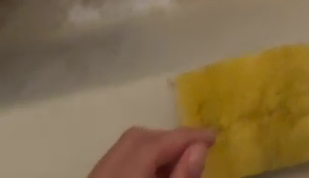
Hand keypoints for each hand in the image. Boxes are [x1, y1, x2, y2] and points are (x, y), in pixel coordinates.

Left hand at [87, 127, 213, 177]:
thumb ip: (180, 176)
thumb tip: (200, 147)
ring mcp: (95, 172)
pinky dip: (140, 160)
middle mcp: (104, 167)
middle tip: (195, 154)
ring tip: (178, 166)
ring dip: (156, 149)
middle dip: (169, 140)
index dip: (189, 135)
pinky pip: (118, 160)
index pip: (158, 141)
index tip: (213, 136)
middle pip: (139, 137)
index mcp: (123, 171)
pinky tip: (156, 174)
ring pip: (127, 146)